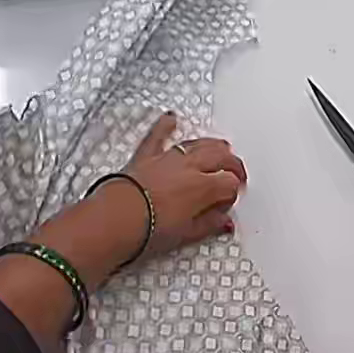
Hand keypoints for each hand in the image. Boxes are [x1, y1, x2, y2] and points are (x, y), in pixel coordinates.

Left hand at [115, 112, 247, 259]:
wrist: (115, 221)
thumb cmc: (148, 229)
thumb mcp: (187, 234)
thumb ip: (210, 224)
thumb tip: (224, 222)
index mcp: (203, 187)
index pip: (229, 183)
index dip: (233, 192)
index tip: (229, 202)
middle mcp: (189, 167)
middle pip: (220, 157)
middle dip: (232, 164)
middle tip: (237, 173)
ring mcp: (167, 159)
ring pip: (197, 144)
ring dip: (212, 145)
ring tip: (221, 148)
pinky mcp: (146, 156)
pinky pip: (157, 135)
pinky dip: (165, 125)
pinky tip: (171, 118)